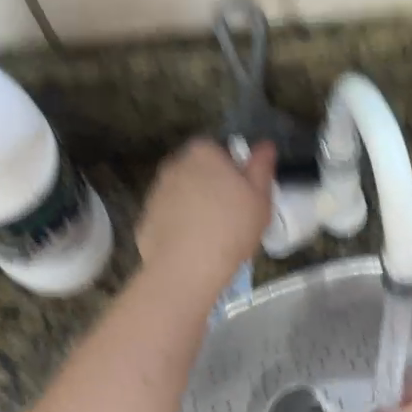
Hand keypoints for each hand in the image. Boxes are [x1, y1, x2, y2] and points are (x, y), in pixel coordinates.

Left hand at [135, 139, 276, 285]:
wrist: (186, 266)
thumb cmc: (231, 228)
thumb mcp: (260, 198)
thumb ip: (262, 168)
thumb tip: (266, 145)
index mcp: (204, 151)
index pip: (221, 153)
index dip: (234, 175)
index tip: (244, 198)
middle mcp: (175, 163)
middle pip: (199, 173)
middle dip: (213, 189)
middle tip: (231, 219)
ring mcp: (156, 191)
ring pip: (183, 196)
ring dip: (195, 209)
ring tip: (212, 238)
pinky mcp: (146, 218)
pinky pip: (170, 218)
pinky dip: (179, 228)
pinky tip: (193, 248)